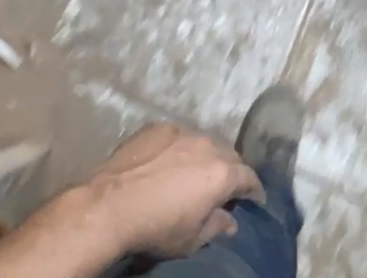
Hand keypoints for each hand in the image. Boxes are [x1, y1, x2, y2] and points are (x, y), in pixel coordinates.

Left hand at [76, 122, 263, 257]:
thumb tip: (230, 221)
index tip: (254, 199)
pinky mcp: (158, 126)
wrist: (112, 203)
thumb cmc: (157, 227)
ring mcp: (182, 131)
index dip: (254, 190)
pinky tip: (168, 160)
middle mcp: (207, 145)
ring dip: (205, 156)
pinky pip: (178, 136)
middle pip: (229, 155)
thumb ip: (216, 226)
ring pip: (204, 141)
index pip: (249, 178)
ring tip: (196, 171)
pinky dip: (180, 147)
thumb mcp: (192, 239)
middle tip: (224, 187)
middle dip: (231, 170)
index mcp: (222, 173)